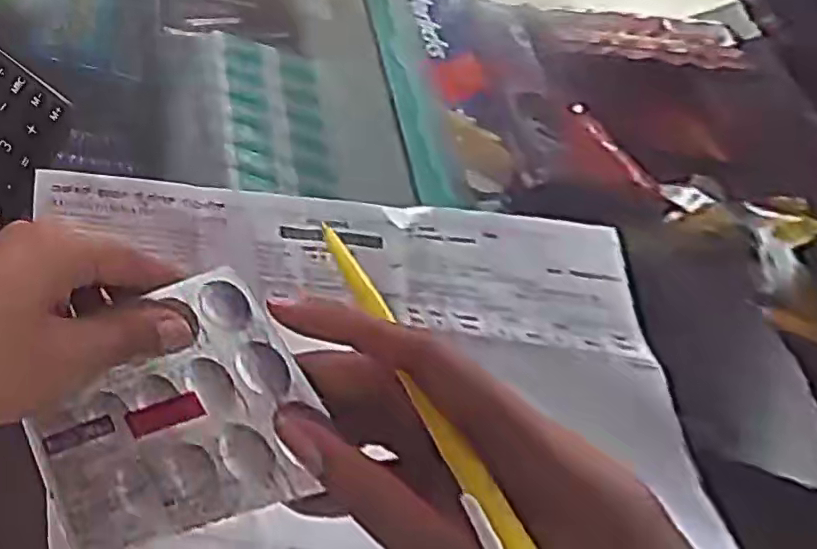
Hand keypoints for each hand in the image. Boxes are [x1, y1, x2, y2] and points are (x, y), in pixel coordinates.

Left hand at [0, 220, 190, 426]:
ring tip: (142, 351)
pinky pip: (55, 280)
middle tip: (181, 341)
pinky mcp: (2, 271)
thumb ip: (128, 333)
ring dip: (109, 305)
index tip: (210, 312)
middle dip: (141, 297)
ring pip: (80, 271)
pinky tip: (92, 343)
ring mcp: (17, 251)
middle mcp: (40, 235)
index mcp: (61, 244)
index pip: (133, 257)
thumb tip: (179, 320)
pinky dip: (78, 307)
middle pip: (106, 259)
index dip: (172, 285)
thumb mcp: (71, 354)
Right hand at [270, 298, 690, 548]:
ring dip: (342, 440)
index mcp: (553, 460)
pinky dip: (374, 474)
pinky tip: (328, 491)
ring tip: (285, 463)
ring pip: (411, 432)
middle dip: (328, 396)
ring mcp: (528, 481)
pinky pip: (428, 470)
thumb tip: (295, 430)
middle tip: (262, 409)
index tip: (279, 311)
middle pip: (411, 394)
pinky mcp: (514, 505)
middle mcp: (539, 454)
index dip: (348, 325)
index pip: (432, 358)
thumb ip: (384, 501)